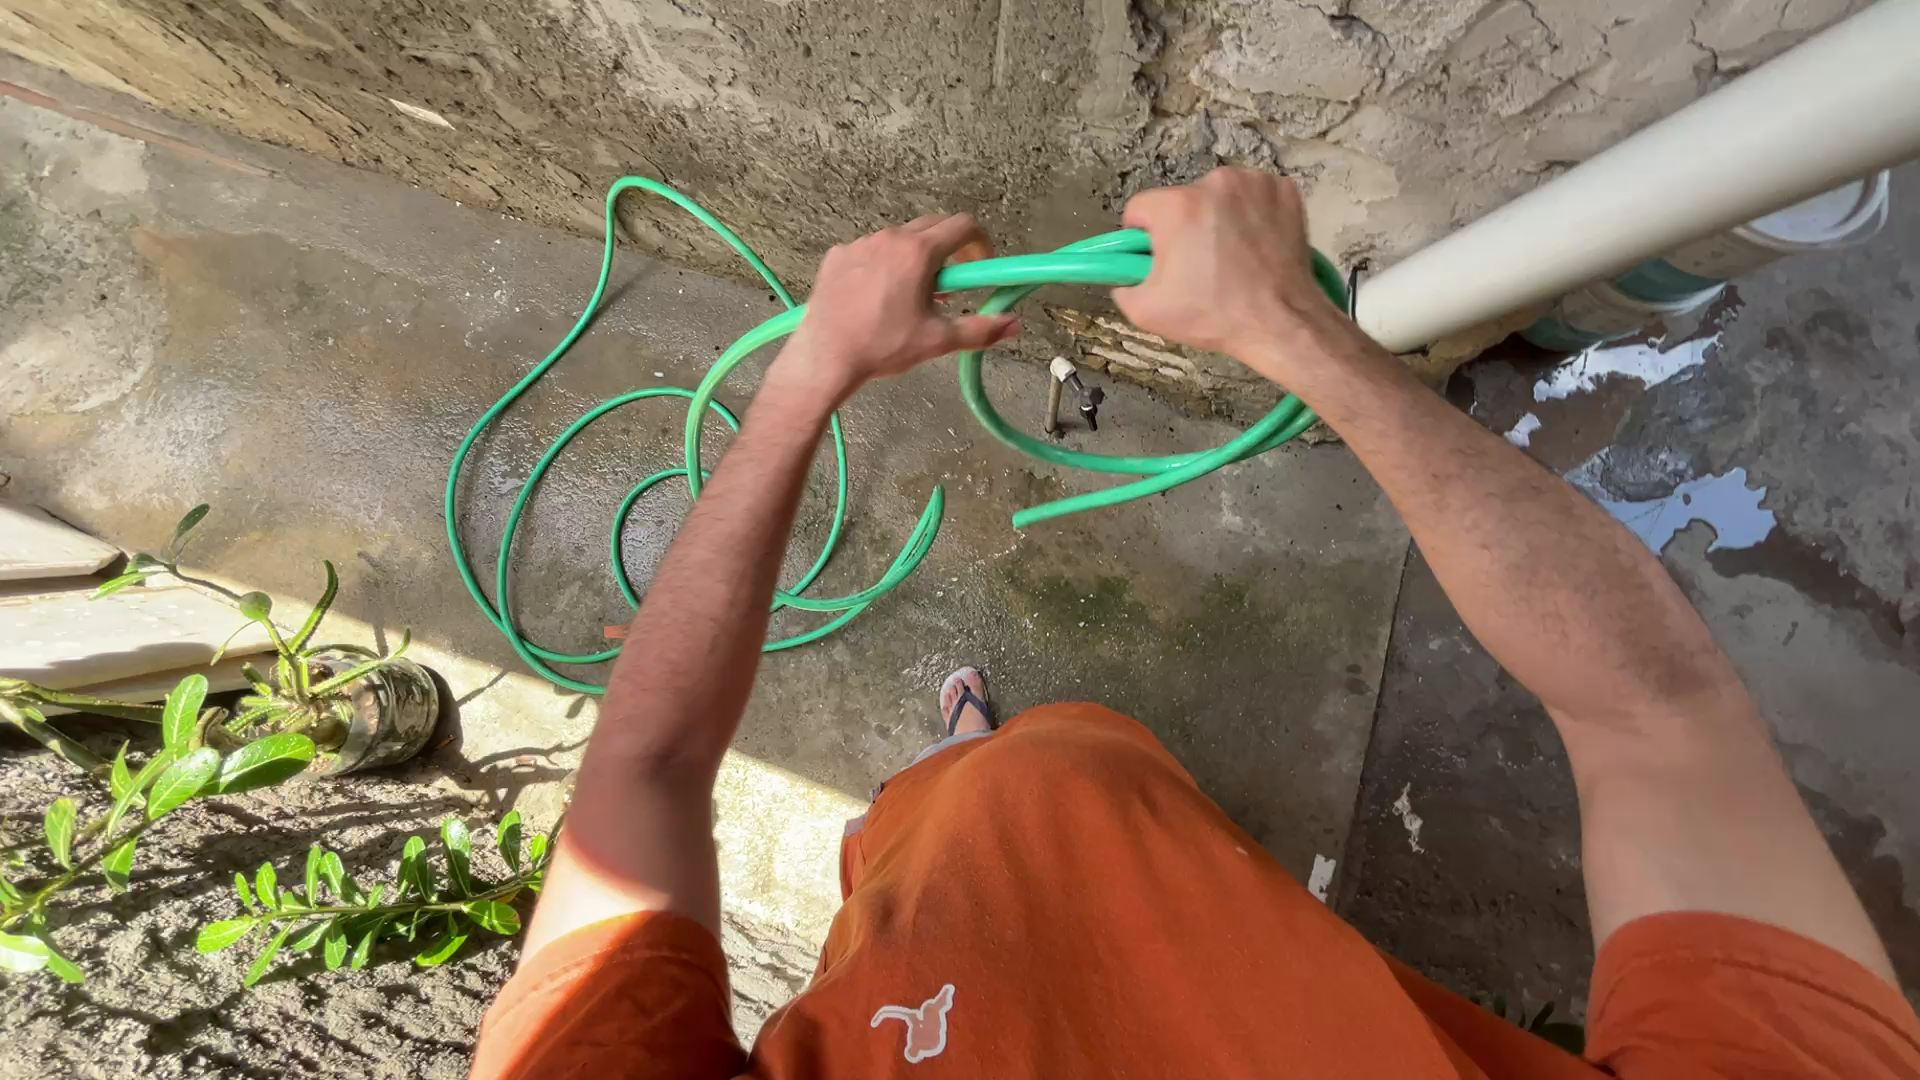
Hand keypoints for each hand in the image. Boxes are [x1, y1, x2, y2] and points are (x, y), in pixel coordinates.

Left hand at [781, 213, 1020, 401]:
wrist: (827, 357)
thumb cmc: (882, 347)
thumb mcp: (937, 340)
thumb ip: (980, 330)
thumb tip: (1013, 325)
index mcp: (918, 252)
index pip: (962, 226)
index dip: (979, 243)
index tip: (980, 264)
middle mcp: (889, 238)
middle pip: (931, 228)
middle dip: (948, 251)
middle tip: (949, 286)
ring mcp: (859, 244)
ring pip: (898, 240)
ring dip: (913, 259)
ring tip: (911, 298)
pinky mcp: (837, 256)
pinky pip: (869, 252)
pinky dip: (882, 267)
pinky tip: (877, 299)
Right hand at [1113, 167, 1341, 367]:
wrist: (1279, 321)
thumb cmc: (1212, 315)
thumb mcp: (1146, 312)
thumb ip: (1122, 287)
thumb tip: (1124, 277)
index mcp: (1177, 206)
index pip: (1138, 208)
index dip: (1140, 237)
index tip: (1153, 258)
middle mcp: (1215, 183)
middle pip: (1181, 201)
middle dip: (1182, 229)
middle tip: (1195, 267)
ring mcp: (1255, 182)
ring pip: (1217, 198)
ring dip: (1215, 220)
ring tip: (1227, 258)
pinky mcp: (1284, 190)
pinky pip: (1252, 197)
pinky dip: (1249, 216)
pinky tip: (1252, 246)